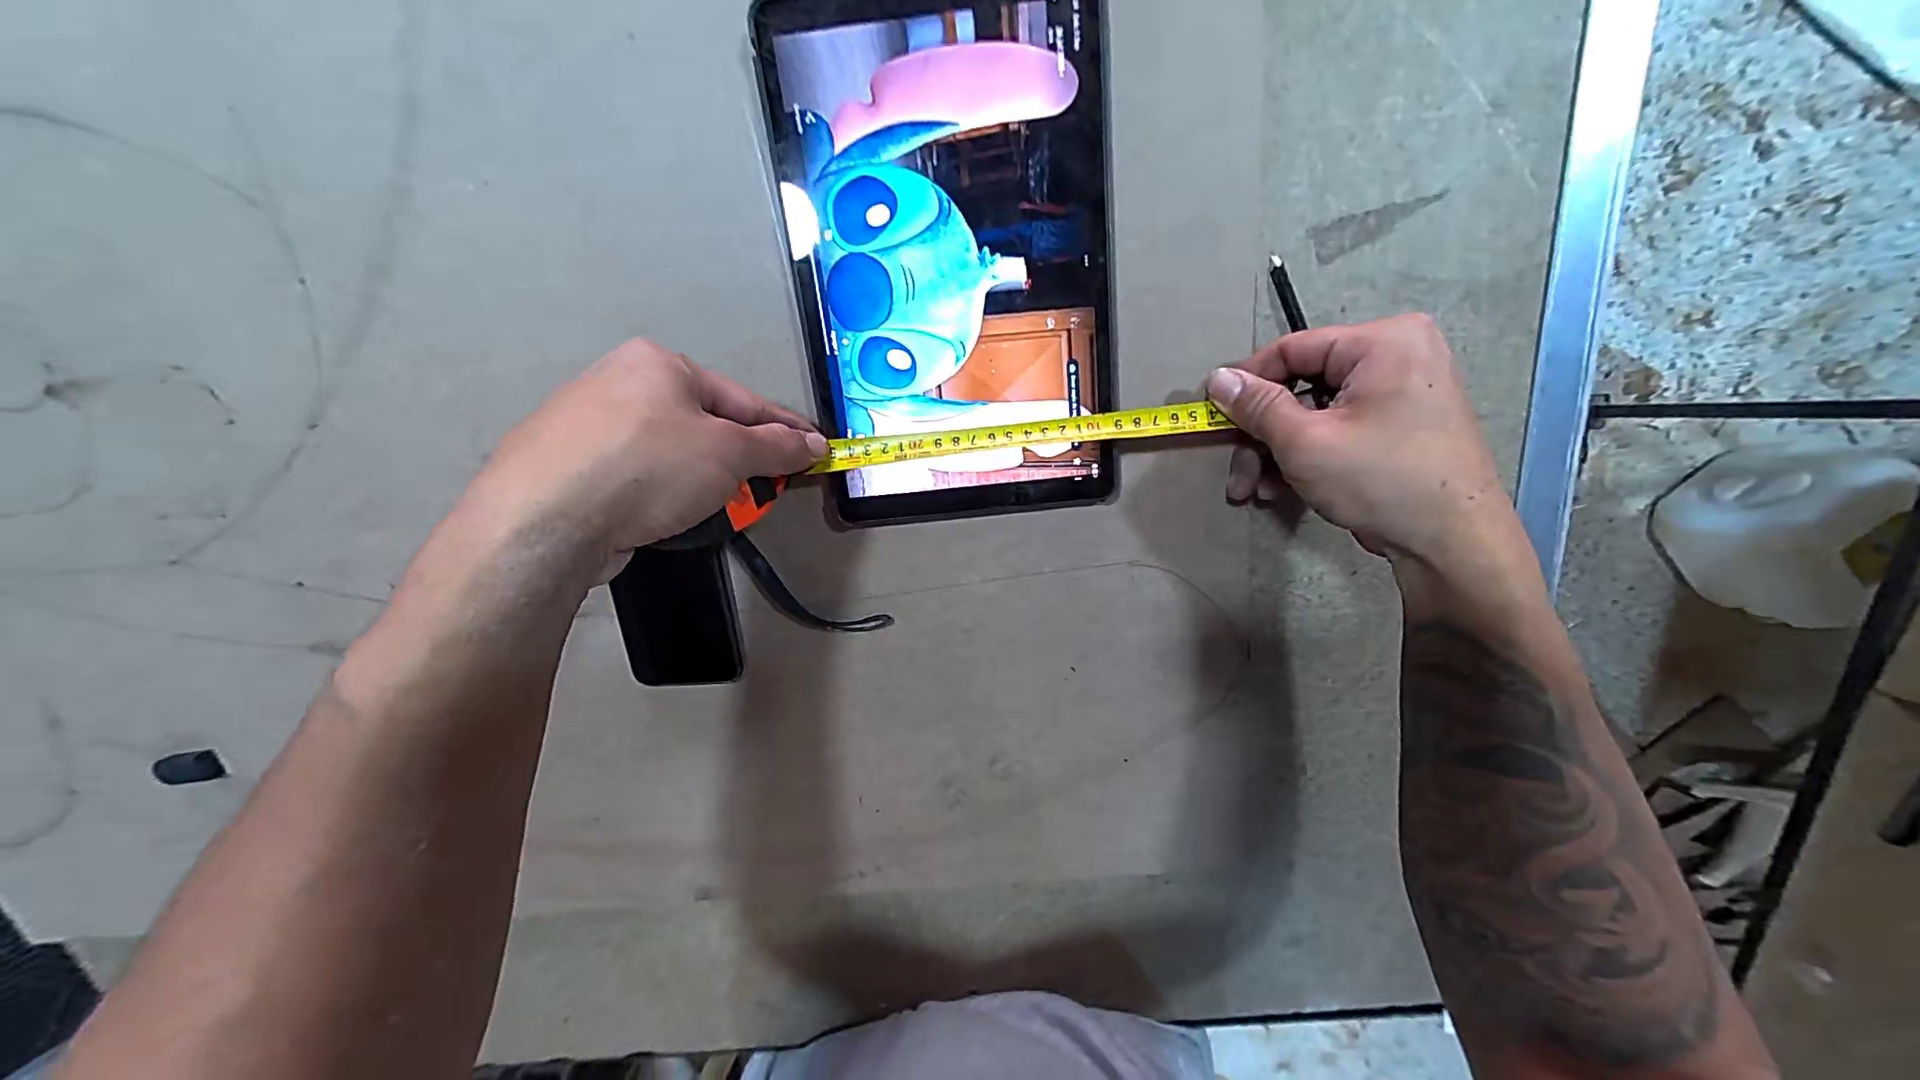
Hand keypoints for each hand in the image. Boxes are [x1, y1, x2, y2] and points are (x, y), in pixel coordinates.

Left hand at [472, 339, 826, 583]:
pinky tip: (666, 514)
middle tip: (765, 487)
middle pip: (705, 423)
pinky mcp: (567, 465)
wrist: (546, 519)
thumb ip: (777, 446)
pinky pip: (638, 475)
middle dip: (740, 458)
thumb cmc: (649, 468)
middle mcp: (619, 382)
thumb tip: (813, 444)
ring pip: (671, 451)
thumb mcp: (729, 453)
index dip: (786, 429)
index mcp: (658, 364)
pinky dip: (663, 492)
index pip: (743, 399)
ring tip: (715, 506)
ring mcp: (587, 423)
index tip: (816, 451)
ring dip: (703, 479)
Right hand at [1206, 315, 1512, 567]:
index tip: (1211, 414)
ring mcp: (1398, 394)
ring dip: (1275, 453)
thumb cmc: (1379, 478)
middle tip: (1234, 469)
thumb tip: (1216, 378)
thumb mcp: (1304, 441)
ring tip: (1252, 490)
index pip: (1292, 349)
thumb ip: (1256, 406)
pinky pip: (1336, 430)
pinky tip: (1280, 490)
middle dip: (1260, 434)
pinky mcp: (1395, 428)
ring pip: (1313, 414)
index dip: (1245, 383)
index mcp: (1382, 342)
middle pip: (1300, 387)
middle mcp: (1395, 356)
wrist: (1451, 542)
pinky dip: (1304, 458)